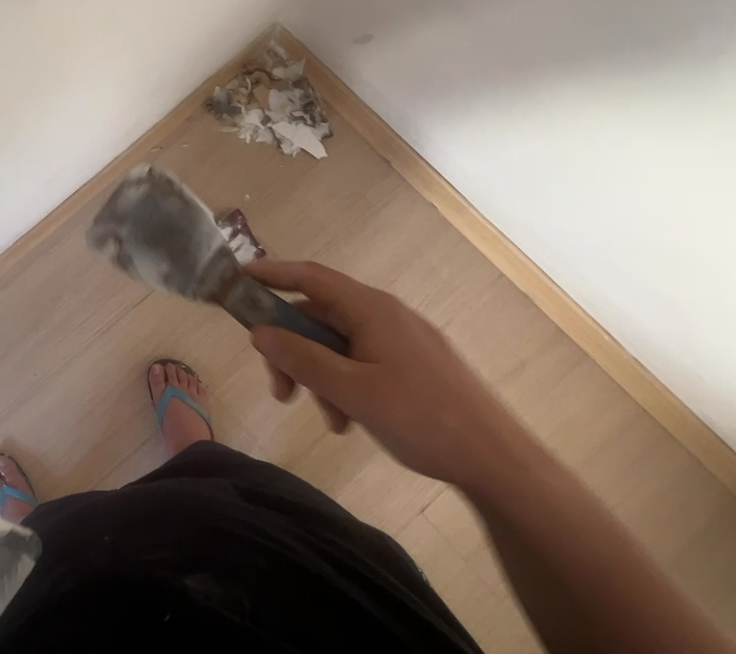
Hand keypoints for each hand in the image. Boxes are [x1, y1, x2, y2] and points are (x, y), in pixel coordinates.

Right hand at [244, 259, 532, 492]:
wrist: (497, 461)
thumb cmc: (421, 418)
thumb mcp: (351, 391)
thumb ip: (301, 359)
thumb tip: (259, 332)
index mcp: (371, 309)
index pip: (310, 276)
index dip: (272, 273)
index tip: (237, 279)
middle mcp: (385, 315)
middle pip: (320, 316)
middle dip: (293, 349)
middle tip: (279, 390)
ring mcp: (402, 339)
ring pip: (339, 344)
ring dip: (320, 376)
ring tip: (327, 419)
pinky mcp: (414, 364)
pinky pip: (362, 361)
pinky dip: (344, 384)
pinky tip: (349, 421)